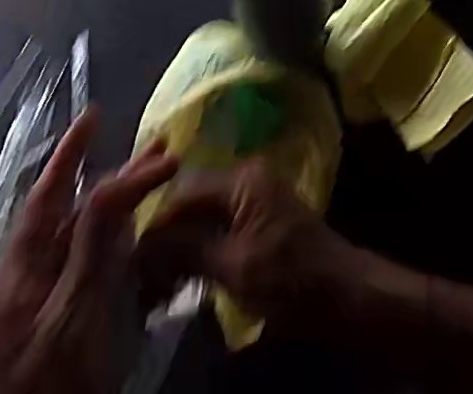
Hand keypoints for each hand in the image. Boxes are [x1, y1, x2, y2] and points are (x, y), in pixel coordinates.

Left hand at [0, 107, 177, 393]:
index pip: (46, 202)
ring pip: (90, 238)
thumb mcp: (74, 320)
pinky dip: (125, 238)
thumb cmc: (57, 389)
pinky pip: (100, 266)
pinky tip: (149, 222)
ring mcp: (52, 301)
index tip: (94, 116)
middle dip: (116, 178)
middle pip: (73, 215)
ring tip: (163, 169)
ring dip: (126, 203)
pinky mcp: (73, 319)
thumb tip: (112, 187)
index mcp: (18, 279)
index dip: (68, 155)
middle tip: (160, 149)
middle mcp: (31, 282)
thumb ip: (92, 250)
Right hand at [136, 160, 379, 331]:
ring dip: (182, 248)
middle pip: (192, 203)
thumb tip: (141, 244)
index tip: (128, 257)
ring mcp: (255, 198)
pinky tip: (184, 277)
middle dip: (166, 238)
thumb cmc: (290, 277)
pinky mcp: (260, 220)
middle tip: (140, 275)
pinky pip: (221, 227)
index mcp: (241, 179)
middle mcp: (246, 178)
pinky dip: (202, 250)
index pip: (183, 192)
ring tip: (157, 282)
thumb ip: (186, 249)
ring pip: (204, 218)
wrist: (344, 294)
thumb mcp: (234, 266)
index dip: (155, 225)